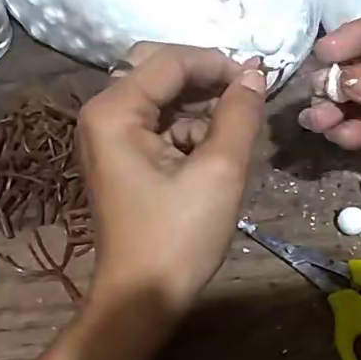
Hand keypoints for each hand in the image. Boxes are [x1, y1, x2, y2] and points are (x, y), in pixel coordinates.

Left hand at [78, 44, 266, 313]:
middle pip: (157, 70)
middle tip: (244, 97)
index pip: (169, 61)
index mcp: (113, 111)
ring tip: (235, 131)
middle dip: (204, 79)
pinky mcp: (120, 158)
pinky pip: (157, 124)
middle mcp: (101, 115)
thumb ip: (239, 114)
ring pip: (159, 97)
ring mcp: (107, 137)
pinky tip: (214, 151)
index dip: (217, 63)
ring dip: (199, 106)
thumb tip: (255, 74)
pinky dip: (187, 129)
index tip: (259, 80)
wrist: (142, 298)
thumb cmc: (178, 237)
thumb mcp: (219, 171)